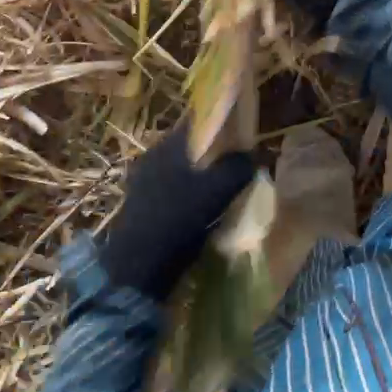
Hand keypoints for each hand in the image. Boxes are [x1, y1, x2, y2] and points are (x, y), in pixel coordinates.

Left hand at [96, 125, 256, 298]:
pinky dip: (187, 194)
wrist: (136, 269)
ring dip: (200, 177)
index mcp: (166, 146)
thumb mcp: (215, 192)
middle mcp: (151, 157)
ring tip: (223, 189)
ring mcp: (141, 182)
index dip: (221, 125)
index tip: (242, 135)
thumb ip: (237, 167)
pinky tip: (201, 210)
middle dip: (213, 153)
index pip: (197, 122)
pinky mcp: (139, 205)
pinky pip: (170, 190)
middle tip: (237, 164)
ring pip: (180, 170)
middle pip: (189, 147)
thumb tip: (254, 153)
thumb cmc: (176, 220)